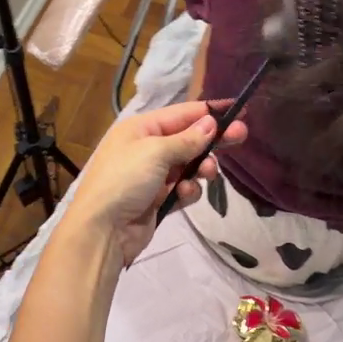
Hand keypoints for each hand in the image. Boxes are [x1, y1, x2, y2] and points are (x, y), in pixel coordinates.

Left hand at [67, 100, 247, 263]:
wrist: (100, 232)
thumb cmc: (124, 180)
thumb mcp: (155, 152)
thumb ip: (186, 139)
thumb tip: (210, 123)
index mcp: (141, 128)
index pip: (182, 113)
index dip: (210, 111)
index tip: (238, 110)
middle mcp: (147, 148)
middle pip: (189, 138)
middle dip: (213, 139)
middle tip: (242, 135)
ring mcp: (153, 175)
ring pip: (189, 165)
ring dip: (200, 167)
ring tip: (207, 173)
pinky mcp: (158, 200)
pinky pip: (182, 189)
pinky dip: (188, 191)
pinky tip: (184, 195)